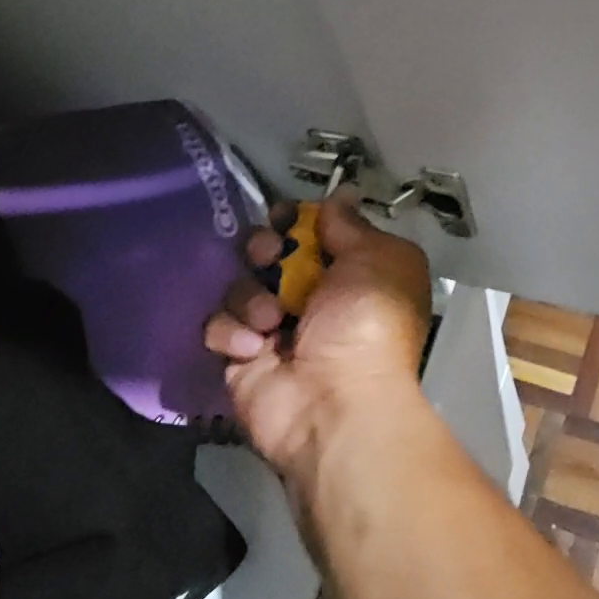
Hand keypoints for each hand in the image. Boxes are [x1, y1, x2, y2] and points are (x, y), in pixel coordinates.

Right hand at [205, 189, 431, 483]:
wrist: (336, 403)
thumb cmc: (368, 324)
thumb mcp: (380, 260)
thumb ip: (353, 226)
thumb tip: (342, 196)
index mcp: (351, 274)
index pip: (312, 231)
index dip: (295, 219)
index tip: (286, 217)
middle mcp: (312, 299)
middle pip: (268, 252)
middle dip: (265, 247)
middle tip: (272, 257)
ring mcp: (273, 329)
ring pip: (239, 284)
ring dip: (251, 295)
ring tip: (271, 319)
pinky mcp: (240, 358)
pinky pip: (218, 325)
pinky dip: (233, 332)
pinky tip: (256, 349)